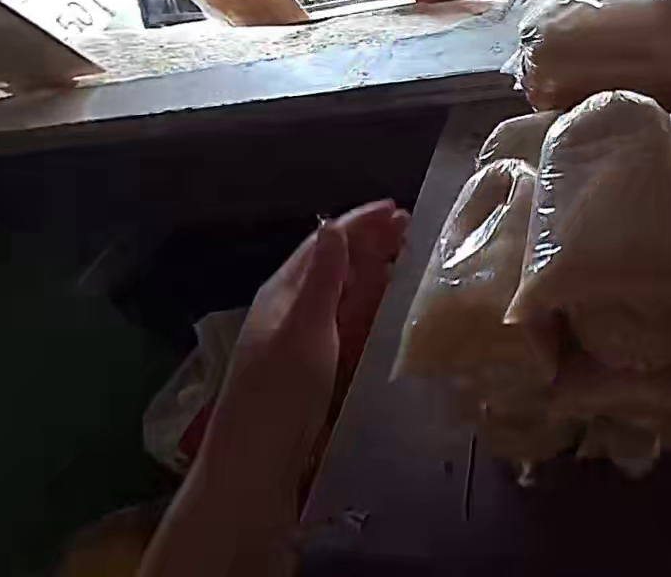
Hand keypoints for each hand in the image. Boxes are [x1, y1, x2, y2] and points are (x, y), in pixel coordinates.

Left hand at [140, 202, 407, 576]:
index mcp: (284, 291)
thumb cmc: (280, 390)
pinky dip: (374, 296)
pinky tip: (393, 294)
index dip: (359, 222)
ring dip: (377, 263)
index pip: (324, 242)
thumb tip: (333, 224)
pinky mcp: (323, 355)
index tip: (396, 207)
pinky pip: (353, 313)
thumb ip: (322, 276)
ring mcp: (311, 331)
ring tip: (409, 250)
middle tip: (411, 225)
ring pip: (348, 284)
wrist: (259, 463)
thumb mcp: (305, 327)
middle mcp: (297, 304)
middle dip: (372, 239)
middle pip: (338, 260)